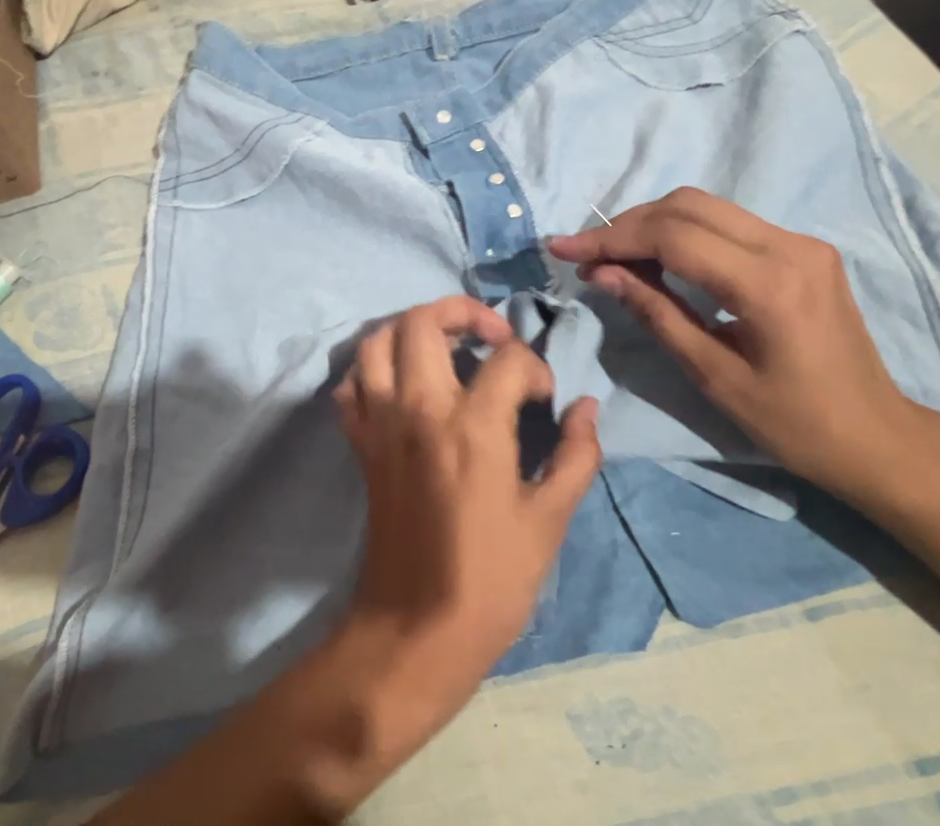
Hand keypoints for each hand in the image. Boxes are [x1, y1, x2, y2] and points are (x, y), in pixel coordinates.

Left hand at [334, 297, 600, 693]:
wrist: (417, 627)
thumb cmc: (492, 578)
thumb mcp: (551, 519)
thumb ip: (576, 454)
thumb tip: (587, 407)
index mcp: (474, 427)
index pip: (507, 360)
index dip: (535, 368)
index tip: (544, 399)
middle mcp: (419, 410)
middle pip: (422, 321)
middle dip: (463, 313)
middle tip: (492, 340)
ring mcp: (380, 425)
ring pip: (376, 341)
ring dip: (411, 330)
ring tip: (446, 349)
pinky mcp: (360, 446)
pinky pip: (351, 387)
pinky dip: (373, 371)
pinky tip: (403, 387)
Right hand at [547, 188, 935, 492]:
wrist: (873, 434)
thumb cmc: (792, 422)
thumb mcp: (713, 376)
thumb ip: (657, 314)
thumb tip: (603, 274)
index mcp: (768, 284)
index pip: (673, 237)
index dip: (611, 238)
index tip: (562, 249)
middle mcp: (789, 246)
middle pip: (689, 207)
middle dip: (627, 225)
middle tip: (584, 255)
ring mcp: (802, 243)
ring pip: (708, 208)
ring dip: (653, 225)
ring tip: (612, 258)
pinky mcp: (804, 250)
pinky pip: (730, 224)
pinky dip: (684, 234)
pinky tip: (657, 260)